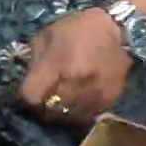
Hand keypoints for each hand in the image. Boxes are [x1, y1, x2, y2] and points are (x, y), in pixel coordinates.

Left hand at [18, 8, 130, 124]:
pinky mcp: (106, 102)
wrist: (121, 30)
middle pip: (47, 109)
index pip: (30, 95)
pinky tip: (77, 98)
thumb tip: (27, 78)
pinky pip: (84, 115)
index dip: (25, 95)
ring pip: (66, 115)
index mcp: (56, 63)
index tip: (28, 90)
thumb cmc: (80, 29)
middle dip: (42, 103)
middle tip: (44, 94)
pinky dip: (77, 110)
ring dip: (59, 109)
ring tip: (61, 97)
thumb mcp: (49, 34)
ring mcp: (91, 95)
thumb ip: (34, 58)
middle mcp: (73, 83)